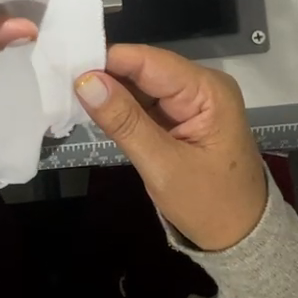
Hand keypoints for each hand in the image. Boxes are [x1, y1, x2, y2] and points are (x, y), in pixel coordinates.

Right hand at [75, 45, 267, 250]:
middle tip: (57, 80)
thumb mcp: (163, 166)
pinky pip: (144, 102)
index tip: (63, 65)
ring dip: (108, 90)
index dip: (106, 60)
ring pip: (139, 84)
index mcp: (207, 91)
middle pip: (142, 68)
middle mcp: (200, 85)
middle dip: (103, 74)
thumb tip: (85, 81)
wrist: (240, 238)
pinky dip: (120, 107)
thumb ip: (124, 121)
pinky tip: (92, 109)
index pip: (148, 61)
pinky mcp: (179, 116)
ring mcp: (190, 100)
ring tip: (66, 93)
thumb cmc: (209, 205)